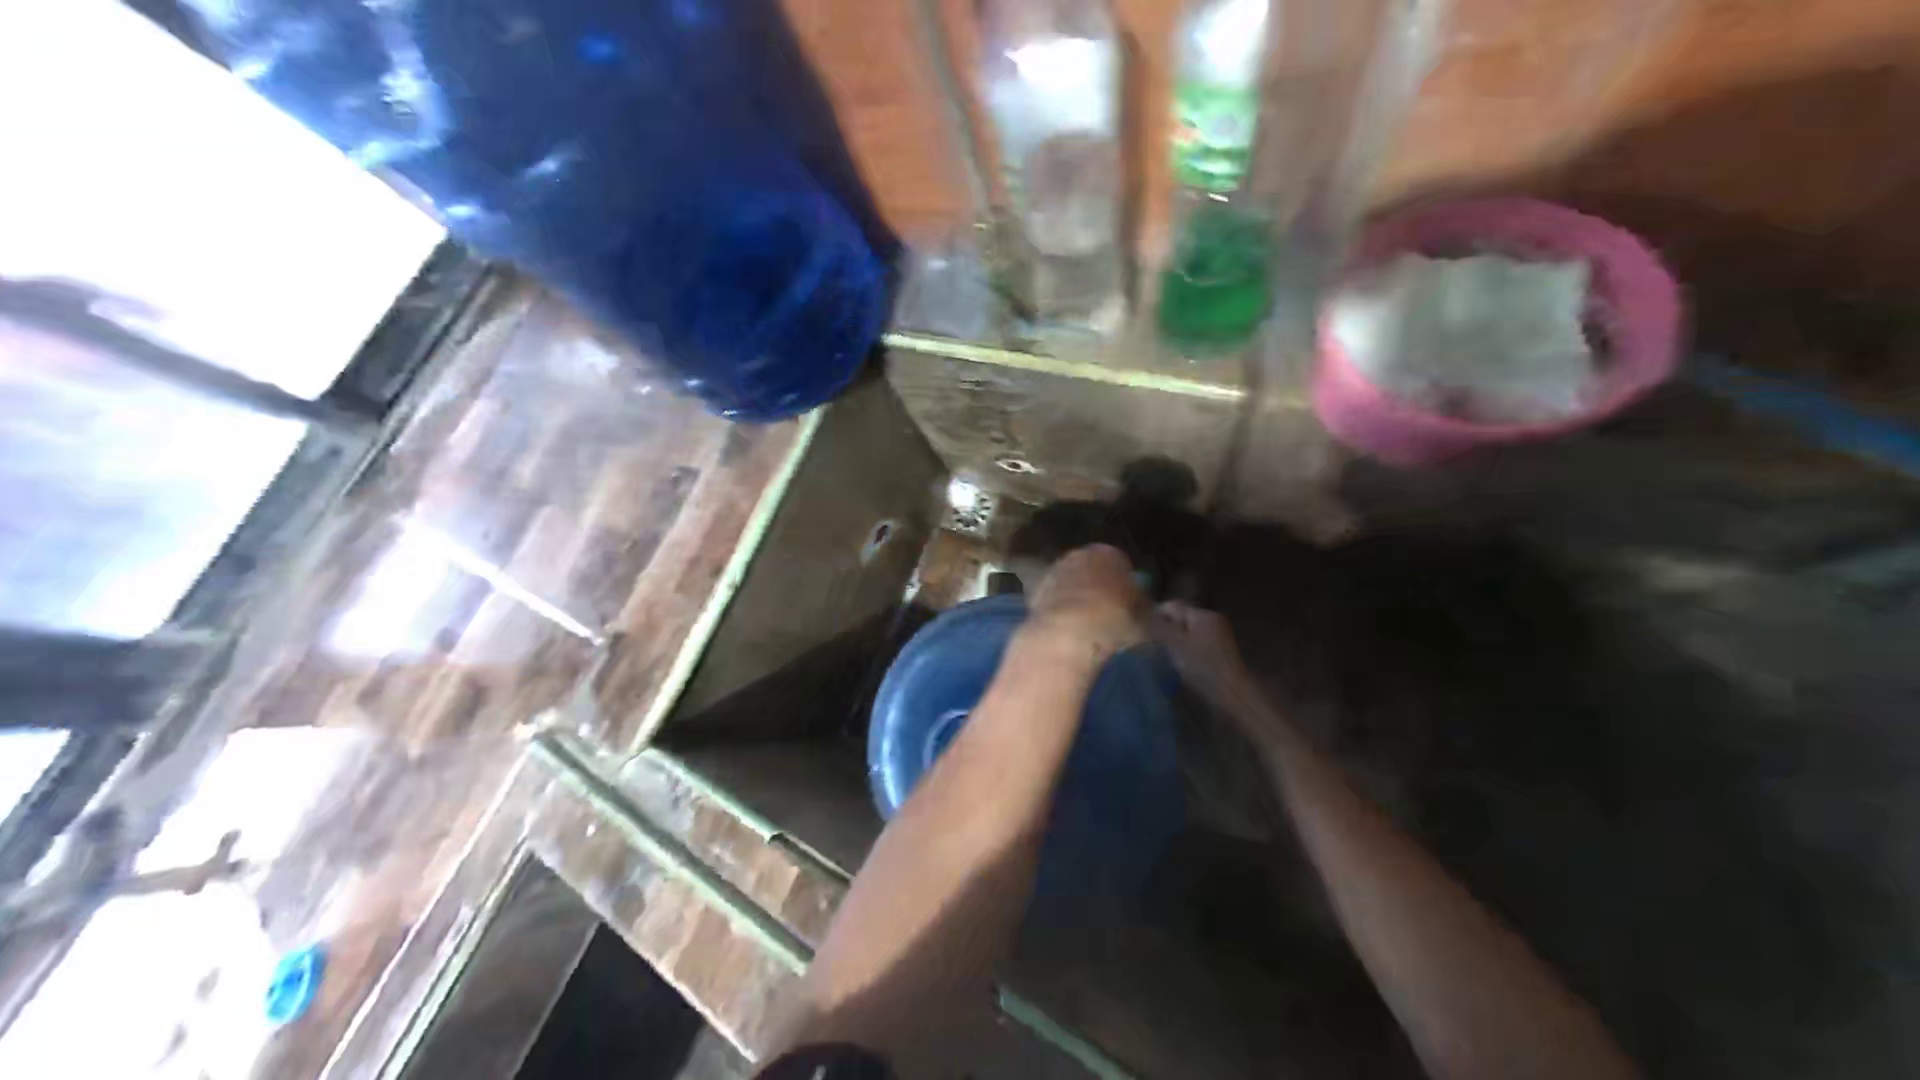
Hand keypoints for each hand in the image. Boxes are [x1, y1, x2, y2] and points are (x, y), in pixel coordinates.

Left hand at [1022, 544, 1146, 662]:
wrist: (1068, 633)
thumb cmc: (1115, 620)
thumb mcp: (1145, 618)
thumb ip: (1146, 609)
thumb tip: (1149, 610)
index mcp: (1108, 553)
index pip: (1120, 564)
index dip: (1125, 586)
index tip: (1128, 605)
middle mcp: (1077, 555)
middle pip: (1090, 570)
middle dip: (1096, 587)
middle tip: (1106, 614)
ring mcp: (1051, 572)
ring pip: (1068, 584)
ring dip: (1074, 599)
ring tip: (1084, 626)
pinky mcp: (1031, 593)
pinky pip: (1052, 601)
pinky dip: (1057, 611)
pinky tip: (1064, 629)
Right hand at [1152, 600, 1256, 705]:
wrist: (1233, 695)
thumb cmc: (1202, 667)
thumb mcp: (1174, 644)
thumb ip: (1157, 625)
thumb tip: (1142, 610)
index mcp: (1202, 615)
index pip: (1172, 606)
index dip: (1154, 615)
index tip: (1142, 632)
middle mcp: (1213, 621)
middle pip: (1181, 619)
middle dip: (1165, 630)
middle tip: (1152, 646)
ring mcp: (1219, 638)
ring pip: (1188, 634)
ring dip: (1175, 643)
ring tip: (1164, 658)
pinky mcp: (1222, 654)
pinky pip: (1197, 646)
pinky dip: (1187, 653)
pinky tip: (1180, 667)